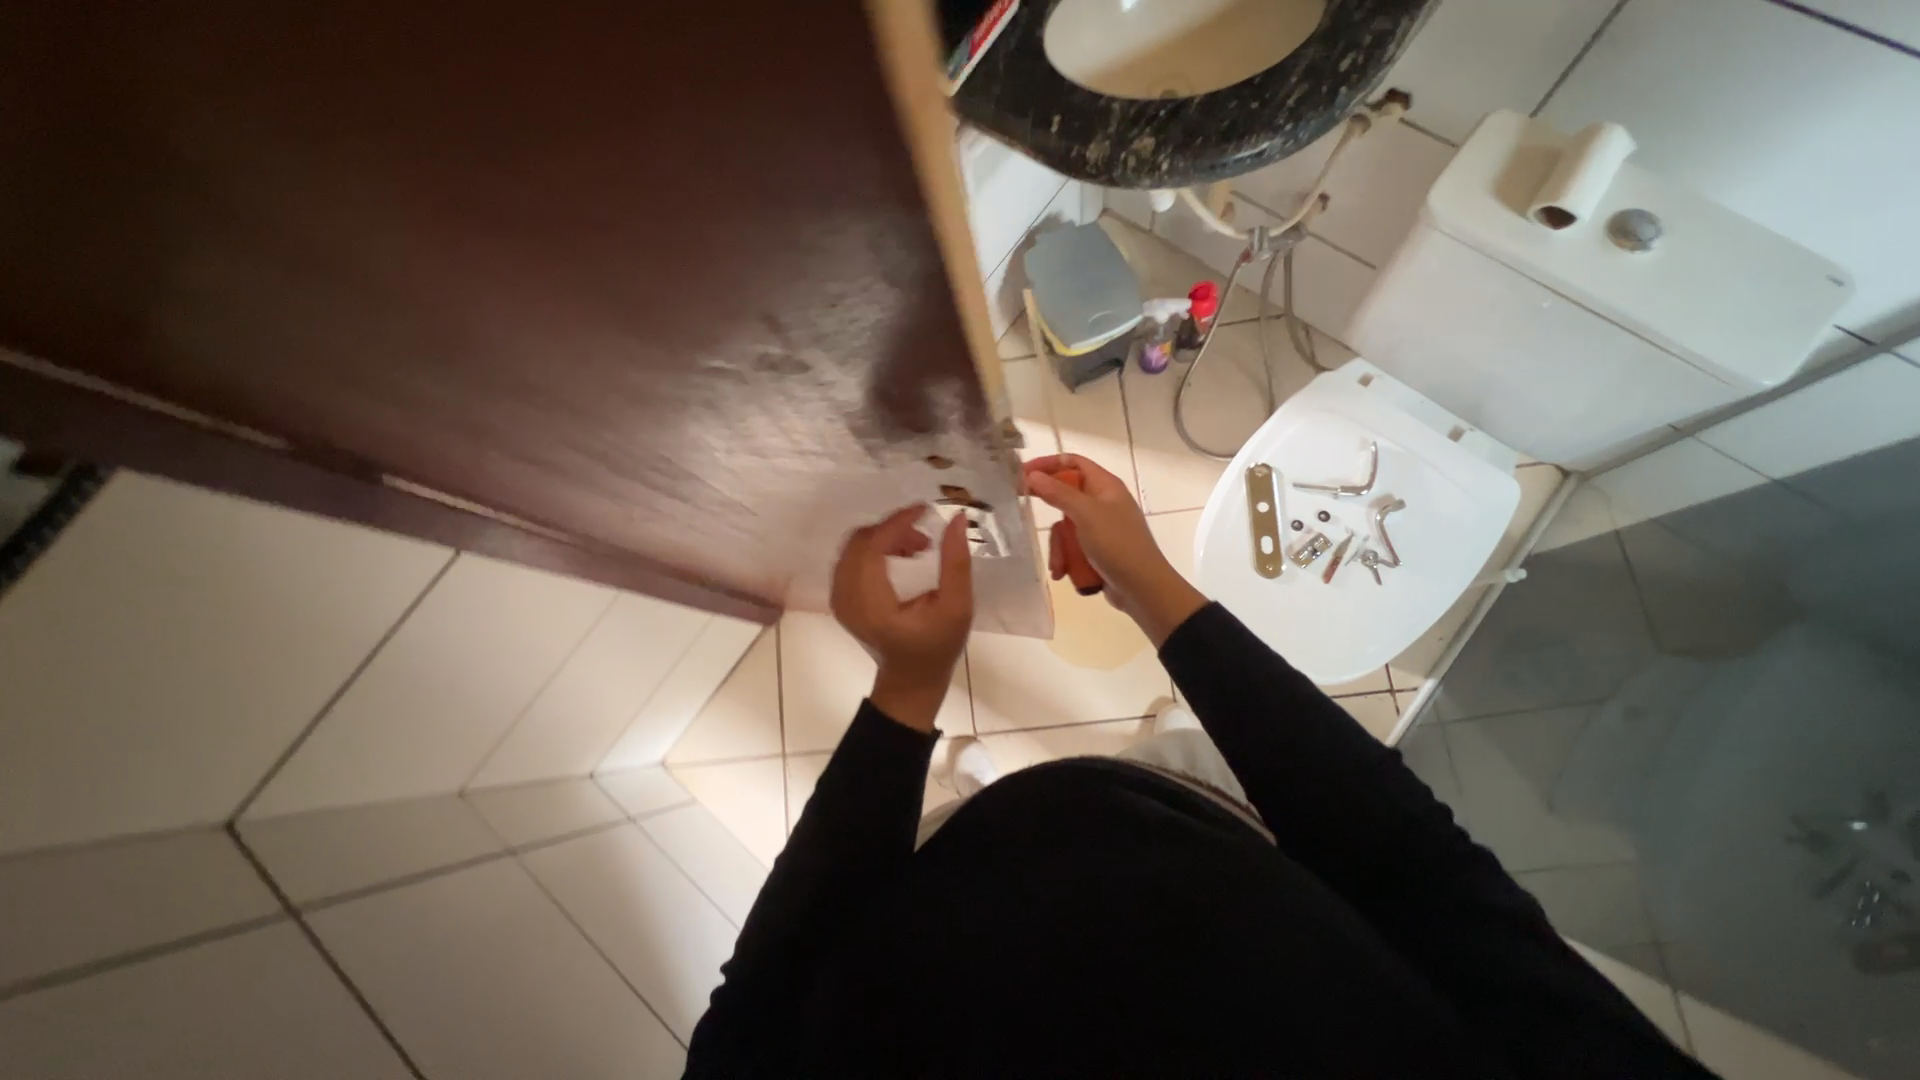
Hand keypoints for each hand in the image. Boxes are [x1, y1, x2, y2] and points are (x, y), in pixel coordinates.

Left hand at [830, 504, 973, 731]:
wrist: (911, 679)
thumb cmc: (937, 647)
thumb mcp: (957, 607)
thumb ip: (956, 563)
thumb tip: (954, 518)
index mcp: (872, 604)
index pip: (874, 546)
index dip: (898, 522)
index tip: (925, 510)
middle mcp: (846, 599)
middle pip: (860, 541)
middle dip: (893, 528)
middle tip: (925, 536)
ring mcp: (838, 599)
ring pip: (854, 546)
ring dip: (884, 537)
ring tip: (916, 547)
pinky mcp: (840, 598)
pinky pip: (851, 558)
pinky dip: (874, 548)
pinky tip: (900, 557)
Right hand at [1025, 454, 1206, 646]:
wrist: (1143, 588)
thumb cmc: (1117, 545)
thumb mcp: (1086, 515)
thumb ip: (1058, 493)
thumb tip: (1031, 474)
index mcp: (1105, 486)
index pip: (1073, 462)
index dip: (1048, 464)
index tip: (1022, 472)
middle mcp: (1103, 502)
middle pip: (1065, 495)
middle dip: (1049, 509)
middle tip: (1022, 507)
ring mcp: (1100, 527)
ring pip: (1065, 526)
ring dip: (1058, 545)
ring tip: (1059, 564)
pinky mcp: (1096, 550)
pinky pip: (1071, 546)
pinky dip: (1065, 558)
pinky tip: (1063, 572)